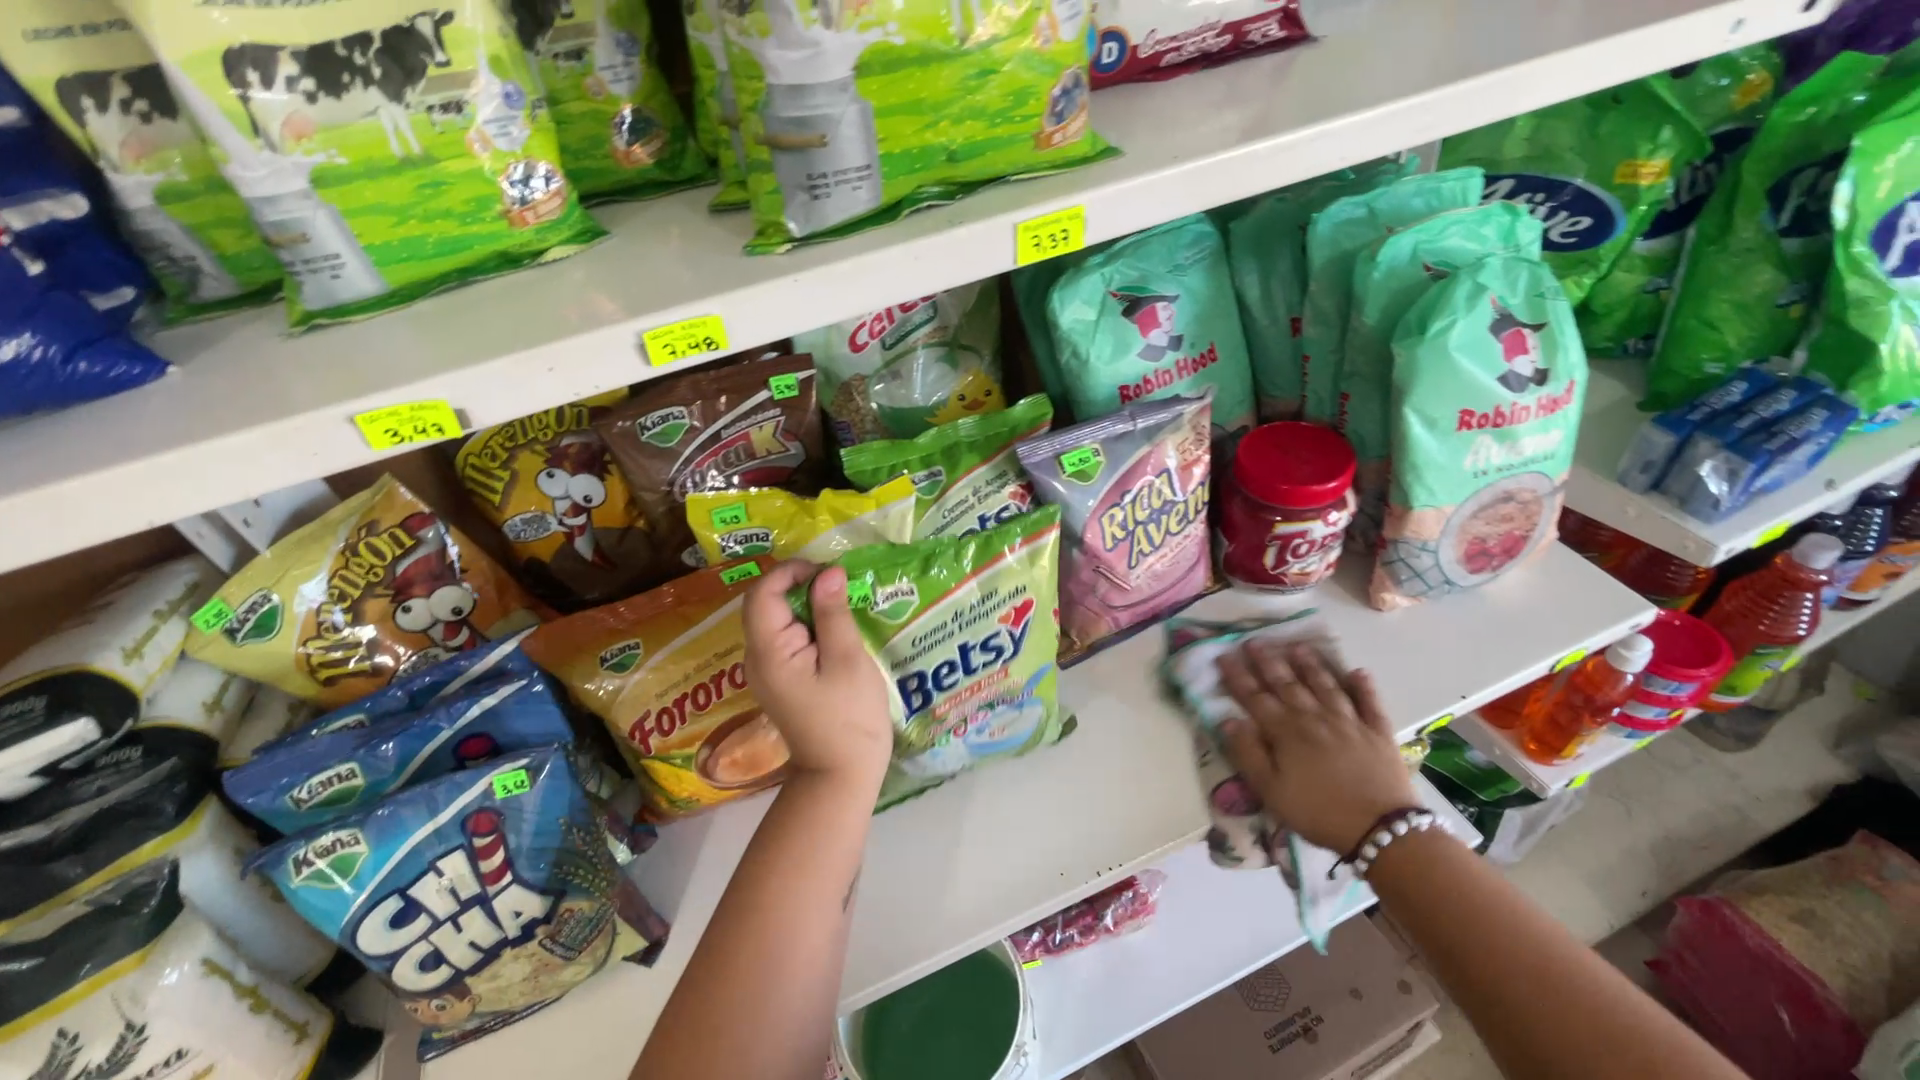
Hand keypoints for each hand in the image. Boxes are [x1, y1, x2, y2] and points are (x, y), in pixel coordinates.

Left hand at [741, 560, 893, 789]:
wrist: (841, 775)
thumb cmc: (850, 718)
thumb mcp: (848, 660)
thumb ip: (833, 614)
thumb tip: (827, 572)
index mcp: (768, 652)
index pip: (763, 593)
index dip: (791, 572)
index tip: (828, 572)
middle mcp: (756, 659)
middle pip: (764, 605)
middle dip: (799, 586)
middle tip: (839, 586)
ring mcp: (765, 673)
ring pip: (775, 622)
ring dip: (804, 606)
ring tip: (841, 604)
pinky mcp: (779, 682)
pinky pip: (784, 641)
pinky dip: (806, 627)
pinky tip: (834, 631)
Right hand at [1216, 640, 1416, 853]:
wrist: (1381, 828)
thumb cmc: (1318, 813)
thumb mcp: (1271, 791)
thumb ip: (1248, 754)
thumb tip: (1228, 720)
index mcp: (1286, 733)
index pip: (1255, 698)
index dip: (1238, 676)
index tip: (1224, 655)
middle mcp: (1315, 718)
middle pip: (1288, 685)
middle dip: (1269, 662)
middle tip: (1255, 641)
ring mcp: (1349, 722)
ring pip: (1325, 686)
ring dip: (1310, 665)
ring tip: (1297, 647)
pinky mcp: (1378, 732)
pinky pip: (1369, 702)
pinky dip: (1363, 686)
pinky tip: (1357, 672)